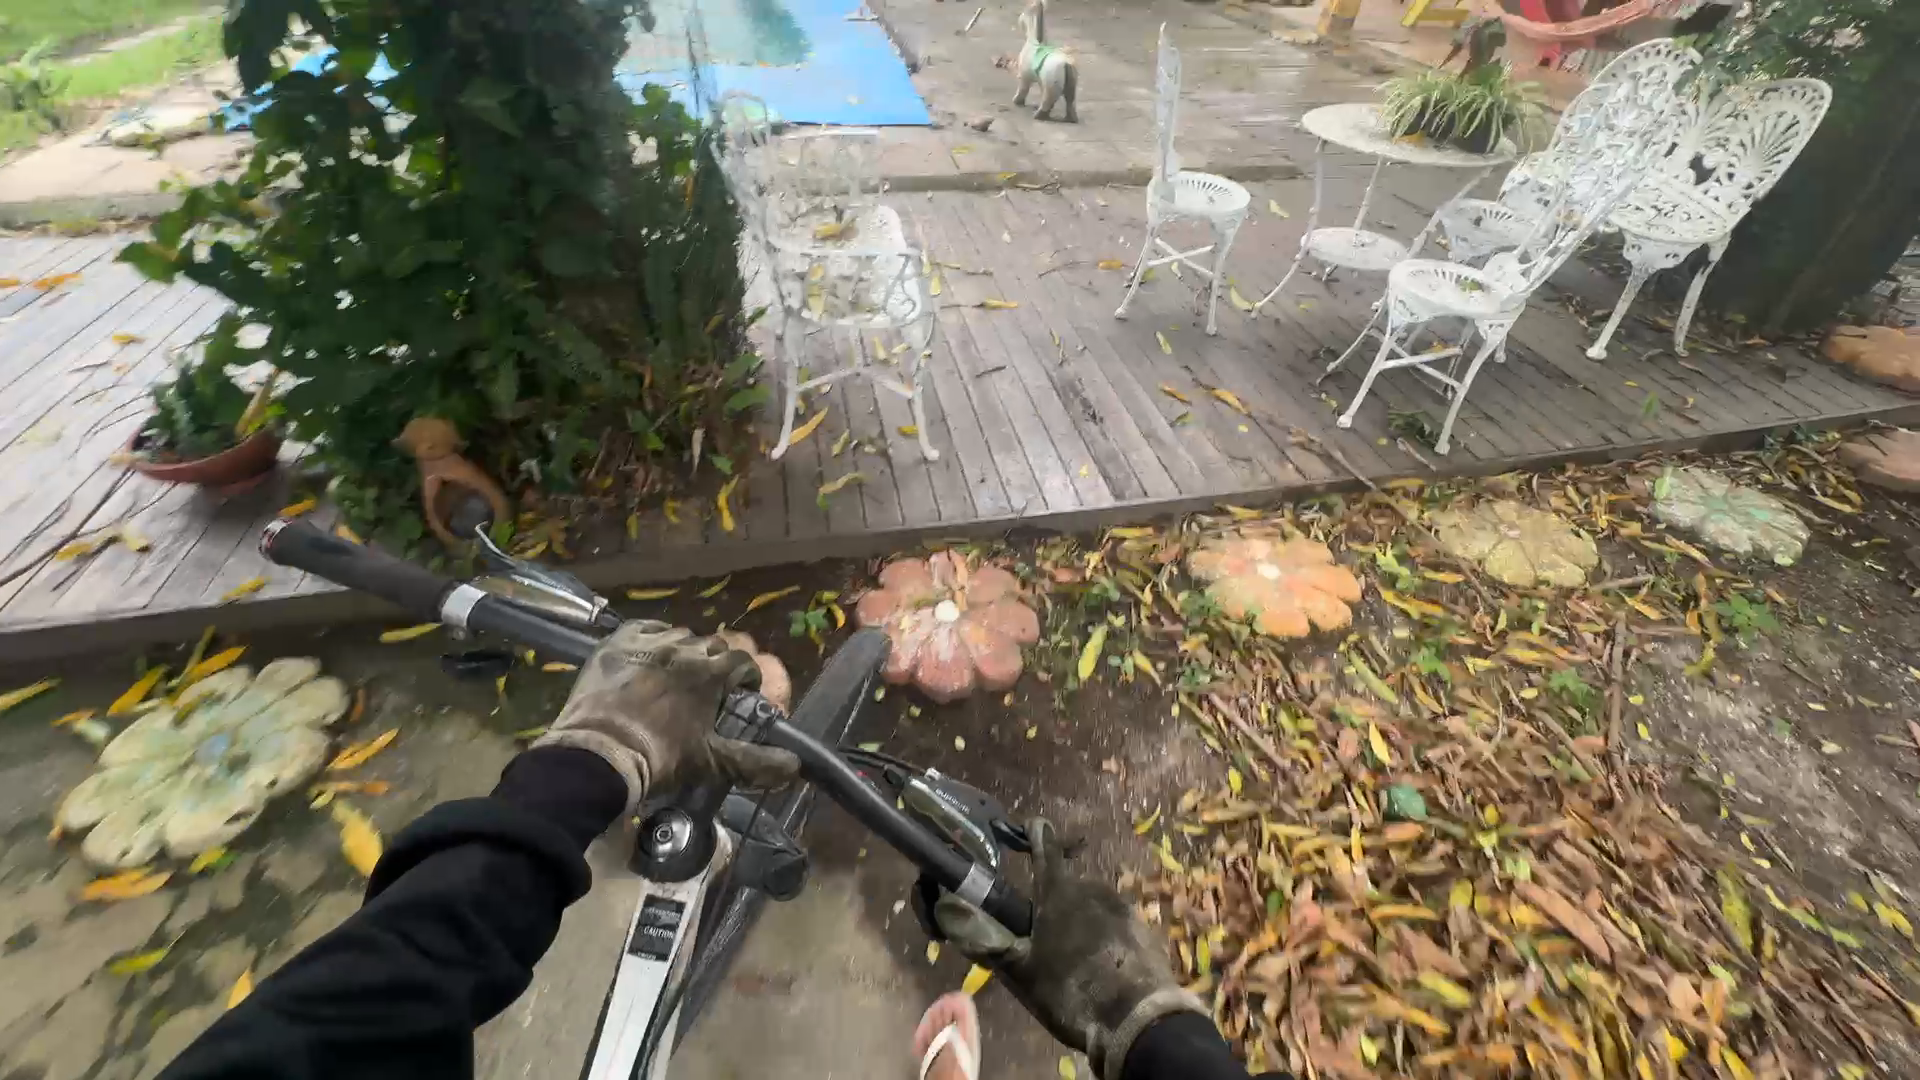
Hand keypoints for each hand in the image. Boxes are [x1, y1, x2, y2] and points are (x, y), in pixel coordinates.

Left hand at [533, 621, 799, 810]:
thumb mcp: (713, 763)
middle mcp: (686, 649)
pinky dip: (653, 635)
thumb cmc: (660, 758)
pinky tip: (651, 652)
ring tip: (678, 673)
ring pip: (681, 634)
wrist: (595, 757)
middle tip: (709, 688)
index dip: (748, 677)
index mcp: (712, 673)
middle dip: (718, 662)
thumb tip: (795, 765)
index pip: (744, 661)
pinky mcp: (617, 643)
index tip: (742, 695)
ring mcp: (649, 642)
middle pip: (714, 645)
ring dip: (687, 650)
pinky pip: (644, 626)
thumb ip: (757, 762)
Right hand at [932, 818, 1205, 1079]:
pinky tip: (1101, 968)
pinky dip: (1105, 939)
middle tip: (1044, 937)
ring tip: (1074, 959)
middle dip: (1055, 903)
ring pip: (1091, 906)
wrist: (1139, 1020)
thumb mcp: (1021, 974)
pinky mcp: (1143, 928)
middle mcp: (1091, 886)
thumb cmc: (1072, 989)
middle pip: (1066, 884)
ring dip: (1080, 922)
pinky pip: (1114, 926)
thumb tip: (949, 916)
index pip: (1044, 844)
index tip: (1029, 825)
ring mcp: (1121, 905)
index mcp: (1058, 889)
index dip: (1034, 833)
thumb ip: (987, 943)